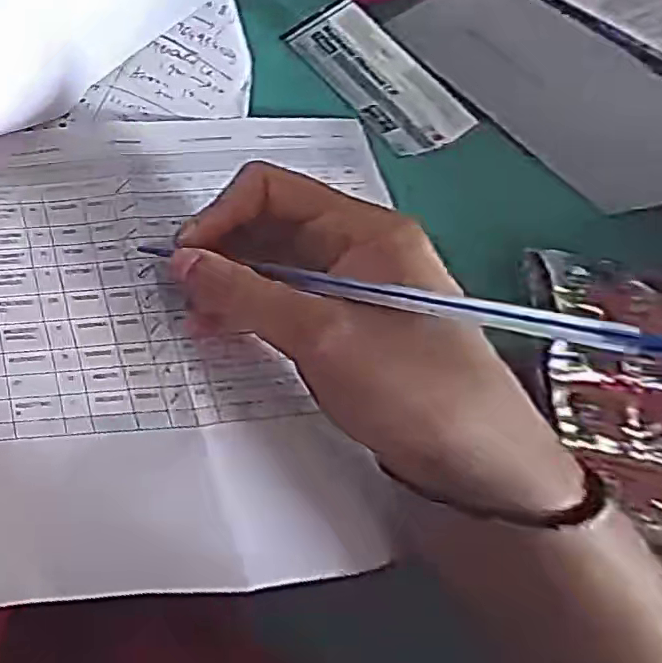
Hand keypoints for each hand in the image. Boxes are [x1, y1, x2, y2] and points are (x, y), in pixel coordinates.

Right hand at [172, 162, 582, 515]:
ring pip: (260, 261)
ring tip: (195, 313)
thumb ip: (242, 292)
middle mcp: (349, 246)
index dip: (221, 214)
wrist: (482, 472)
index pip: (270, 190)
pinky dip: (238, 304)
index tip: (188, 254)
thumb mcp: (321, 334)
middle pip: (261, 223)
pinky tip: (216, 326)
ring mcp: (339, 283)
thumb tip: (179, 261)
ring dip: (222, 281)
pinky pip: (270, 294)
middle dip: (216, 250)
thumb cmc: (416, 389)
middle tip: (183, 287)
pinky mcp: (330, 317)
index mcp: (362, 230)